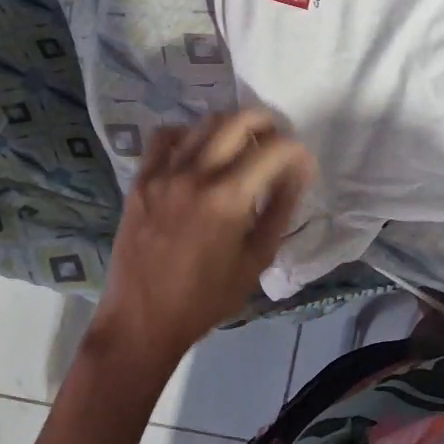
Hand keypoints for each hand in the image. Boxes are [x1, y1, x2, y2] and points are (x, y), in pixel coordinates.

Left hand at [95, 108, 317, 356]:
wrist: (141, 323)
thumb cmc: (205, 299)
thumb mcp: (256, 260)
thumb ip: (281, 209)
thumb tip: (299, 172)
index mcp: (228, 199)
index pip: (274, 150)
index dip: (296, 151)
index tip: (302, 164)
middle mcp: (196, 175)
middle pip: (239, 120)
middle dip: (267, 123)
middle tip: (276, 140)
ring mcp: (164, 175)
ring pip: (204, 123)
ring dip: (231, 127)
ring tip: (241, 145)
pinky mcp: (141, 181)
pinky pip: (165, 137)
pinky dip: (187, 134)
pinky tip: (197, 151)